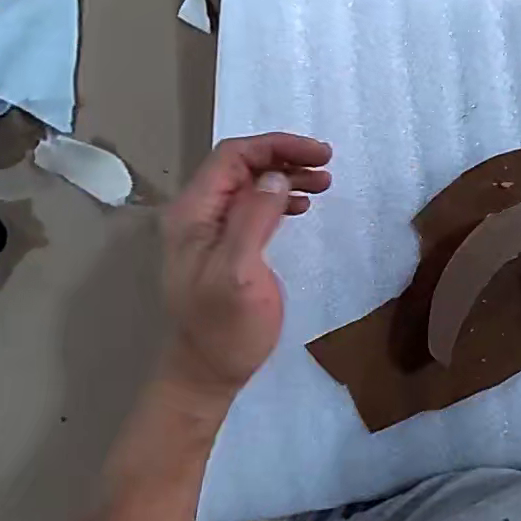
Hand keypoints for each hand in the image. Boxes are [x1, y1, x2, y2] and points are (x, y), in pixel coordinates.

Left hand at [160, 133, 331, 407]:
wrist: (209, 373)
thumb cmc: (225, 327)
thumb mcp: (240, 273)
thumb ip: (254, 219)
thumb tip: (276, 176)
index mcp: (193, 213)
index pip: (233, 156)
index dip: (277, 147)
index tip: (320, 154)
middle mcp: (199, 213)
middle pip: (243, 165)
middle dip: (286, 157)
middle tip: (327, 166)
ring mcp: (213, 230)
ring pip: (252, 184)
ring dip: (288, 176)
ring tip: (324, 182)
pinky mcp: (230, 245)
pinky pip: (256, 206)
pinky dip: (283, 198)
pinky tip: (303, 205)